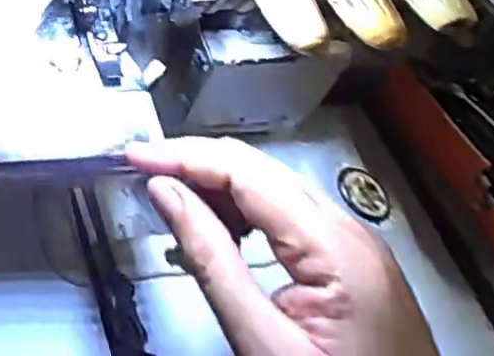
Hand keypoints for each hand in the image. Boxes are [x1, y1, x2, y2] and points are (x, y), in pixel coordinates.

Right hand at [126, 137, 438, 355]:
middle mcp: (350, 232)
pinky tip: (216, 227)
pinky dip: (244, 210)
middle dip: (196, 162)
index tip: (139, 156)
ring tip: (171, 199)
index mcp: (337, 248)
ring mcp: (354, 245)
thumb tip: (167, 193)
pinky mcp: (350, 262)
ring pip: (270, 186)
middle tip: (145, 169)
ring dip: (216, 184)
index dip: (185, 156)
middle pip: (258, 169)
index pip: (245, 171)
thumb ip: (212, 262)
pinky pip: (287, 215)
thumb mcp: (265, 347)